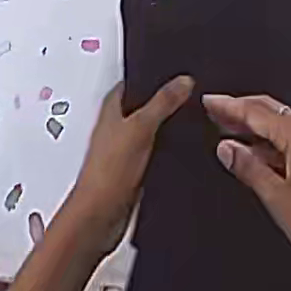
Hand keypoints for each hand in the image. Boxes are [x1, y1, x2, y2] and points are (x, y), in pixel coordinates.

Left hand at [55, 75, 193, 252]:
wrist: (100, 218)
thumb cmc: (107, 173)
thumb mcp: (141, 128)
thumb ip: (163, 102)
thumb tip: (183, 81)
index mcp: (113, 107)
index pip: (135, 81)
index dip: (154, 76)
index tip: (176, 72)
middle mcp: (118, 125)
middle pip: (144, 105)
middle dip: (165, 101)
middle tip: (188, 95)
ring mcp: (126, 148)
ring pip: (151, 129)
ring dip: (167, 127)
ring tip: (190, 120)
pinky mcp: (134, 169)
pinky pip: (155, 153)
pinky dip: (167, 150)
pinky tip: (182, 152)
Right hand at [205, 94, 290, 290]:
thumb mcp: (278, 199)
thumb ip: (249, 168)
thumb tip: (227, 149)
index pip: (255, 111)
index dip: (229, 105)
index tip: (209, 101)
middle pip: (268, 111)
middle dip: (239, 109)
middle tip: (214, 111)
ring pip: (278, 125)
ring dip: (253, 126)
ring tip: (227, 130)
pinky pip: (289, 140)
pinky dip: (267, 141)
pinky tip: (253, 153)